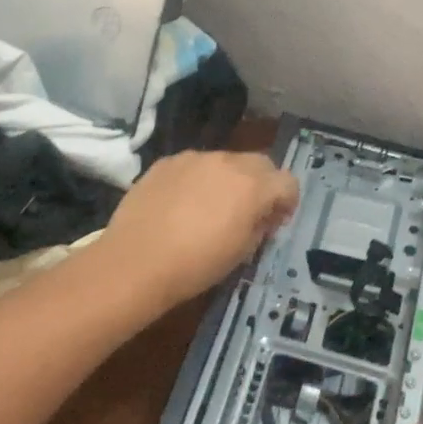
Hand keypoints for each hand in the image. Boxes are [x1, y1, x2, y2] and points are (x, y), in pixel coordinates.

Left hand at [98, 151, 299, 306]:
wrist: (136, 261)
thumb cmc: (196, 265)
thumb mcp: (241, 253)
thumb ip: (260, 226)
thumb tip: (262, 216)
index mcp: (252, 186)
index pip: (287, 182)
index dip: (286, 202)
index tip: (274, 222)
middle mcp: (226, 162)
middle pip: (259, 163)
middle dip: (261, 184)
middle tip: (248, 213)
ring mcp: (193, 158)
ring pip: (224, 161)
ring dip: (228, 180)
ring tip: (209, 209)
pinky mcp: (165, 162)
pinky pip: (193, 165)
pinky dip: (197, 180)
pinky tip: (180, 206)